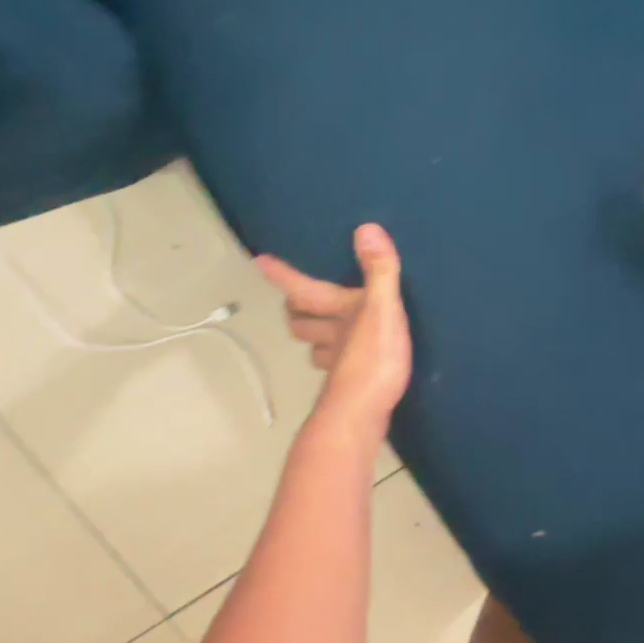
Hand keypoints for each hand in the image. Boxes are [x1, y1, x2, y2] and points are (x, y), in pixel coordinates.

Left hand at [255, 224, 411, 444]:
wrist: (364, 414)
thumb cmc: (371, 358)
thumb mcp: (382, 308)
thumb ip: (379, 270)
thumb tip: (365, 228)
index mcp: (337, 312)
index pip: (304, 288)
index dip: (283, 275)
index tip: (261, 262)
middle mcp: (331, 336)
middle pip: (302, 323)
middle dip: (295, 312)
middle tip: (294, 301)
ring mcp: (338, 364)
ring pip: (316, 347)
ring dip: (315, 337)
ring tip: (321, 328)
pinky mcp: (351, 385)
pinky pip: (337, 365)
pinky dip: (337, 357)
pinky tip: (350, 358)